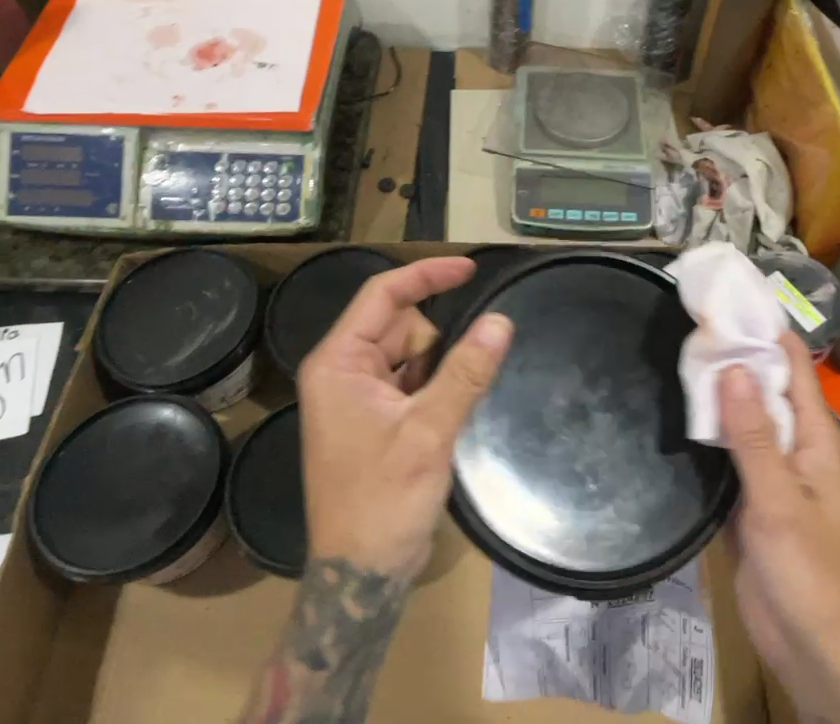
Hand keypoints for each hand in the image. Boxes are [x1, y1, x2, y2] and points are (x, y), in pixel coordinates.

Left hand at [296, 257, 513, 581]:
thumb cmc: (382, 500)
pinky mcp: (376, 419)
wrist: (361, 572)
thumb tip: (501, 320)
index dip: (427, 275)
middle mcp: (343, 371)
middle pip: (403, 326)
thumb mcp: (428, 432)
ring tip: (444, 418)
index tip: (472, 268)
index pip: (383, 295)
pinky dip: (436, 389)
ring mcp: (359, 396)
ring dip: (440, 371)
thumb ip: (465, 372)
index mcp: (338, 362)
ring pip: (413, 355)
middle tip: (449, 395)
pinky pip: (414, 382)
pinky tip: (447, 418)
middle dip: (437, 346)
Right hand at [720, 334, 839, 723]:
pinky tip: (681, 411)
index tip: (731, 298)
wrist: (810, 645)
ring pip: (745, 417)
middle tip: (689, 321)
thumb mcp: (779, 500)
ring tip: (678, 354)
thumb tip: (733, 367)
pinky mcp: (750, 496)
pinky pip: (730, 450)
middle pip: (766, 387)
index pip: (794, 368)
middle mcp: (795, 446)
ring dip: (720, 389)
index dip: (768, 330)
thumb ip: (754, 435)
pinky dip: (710, 428)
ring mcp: (772, 472)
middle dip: (735, 354)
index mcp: (815, 439)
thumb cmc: (807, 571)